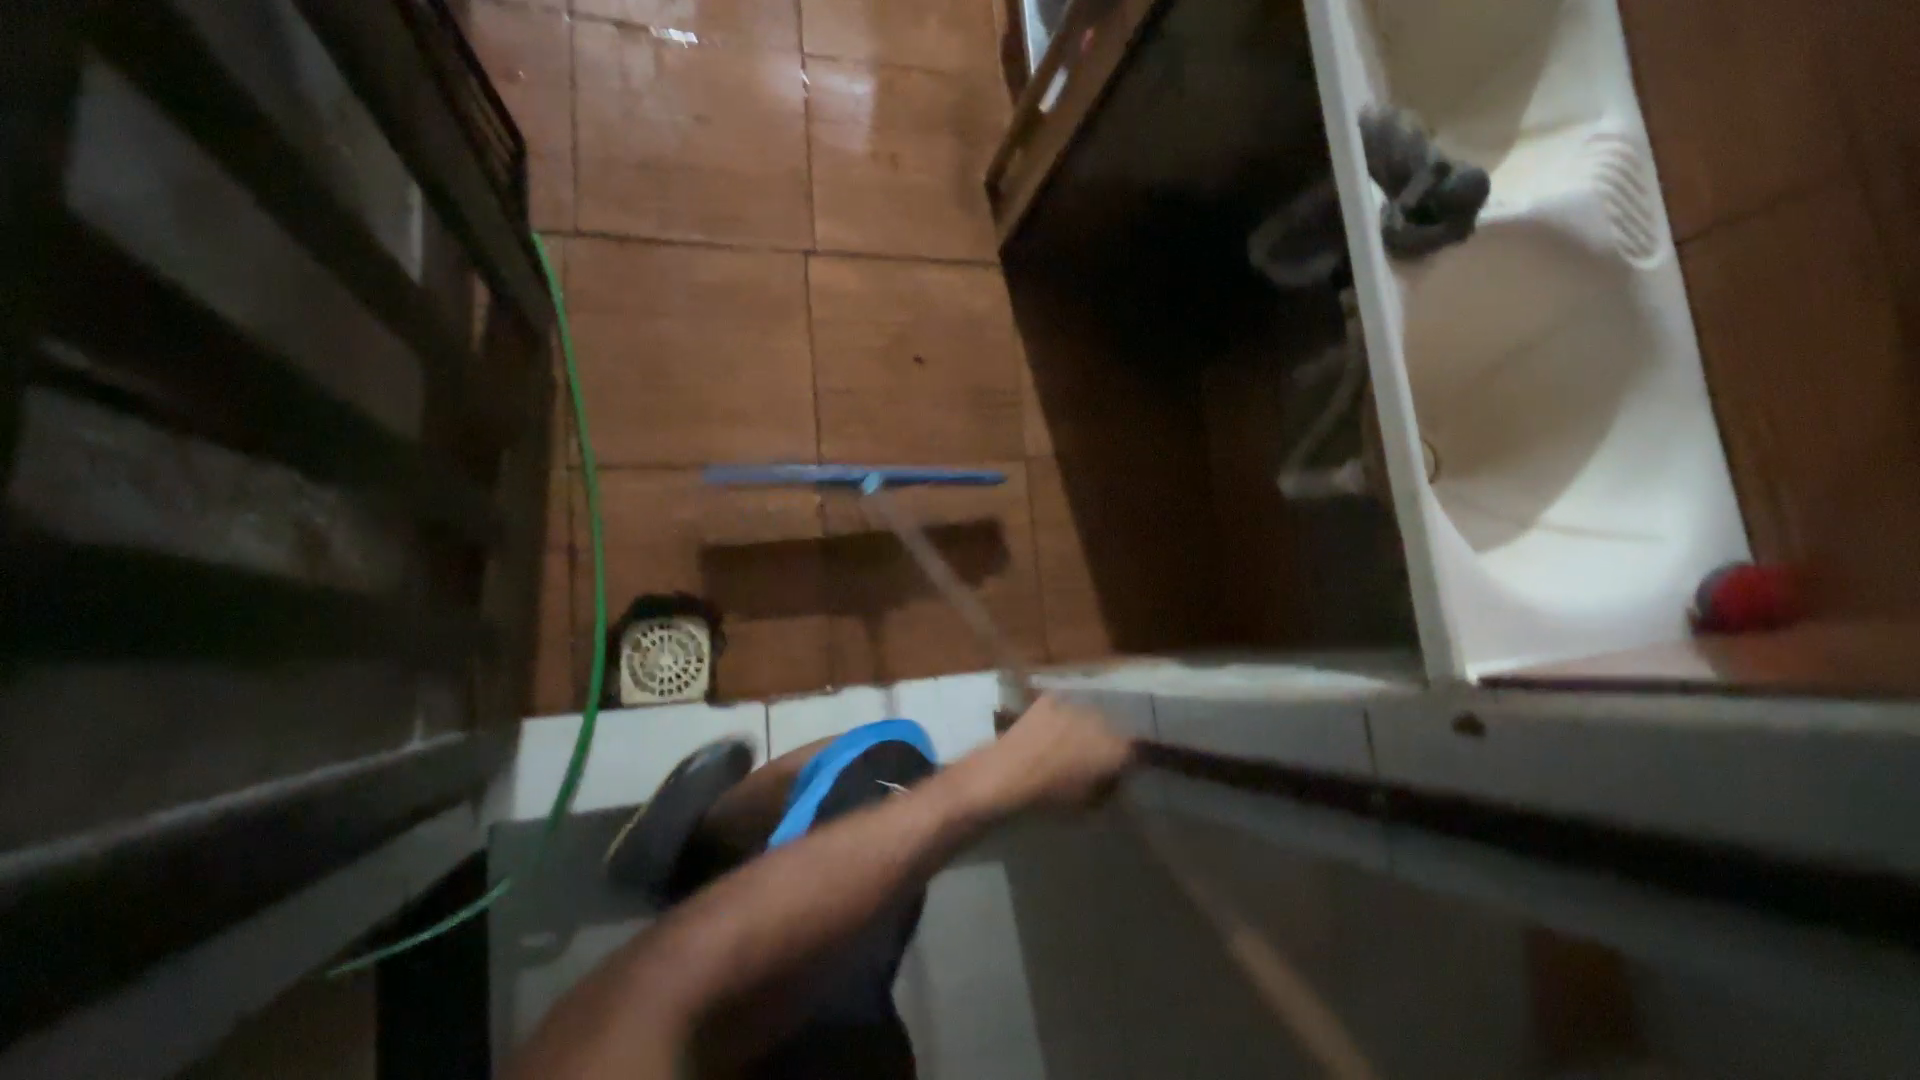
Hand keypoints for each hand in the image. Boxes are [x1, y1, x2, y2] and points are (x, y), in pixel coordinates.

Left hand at [957, 694, 1136, 814]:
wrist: (1006, 775)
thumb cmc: (1050, 797)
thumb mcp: (1089, 802)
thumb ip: (1109, 787)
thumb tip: (1114, 778)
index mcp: (1116, 749)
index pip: (1139, 751)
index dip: (1135, 759)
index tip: (1127, 766)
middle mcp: (1103, 721)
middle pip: (1113, 729)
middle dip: (1108, 740)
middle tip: (1093, 755)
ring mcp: (1075, 705)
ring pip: (1089, 715)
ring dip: (1084, 726)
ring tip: (1069, 740)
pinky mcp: (1051, 698)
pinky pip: (1063, 707)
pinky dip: (1060, 716)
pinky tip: (1048, 729)